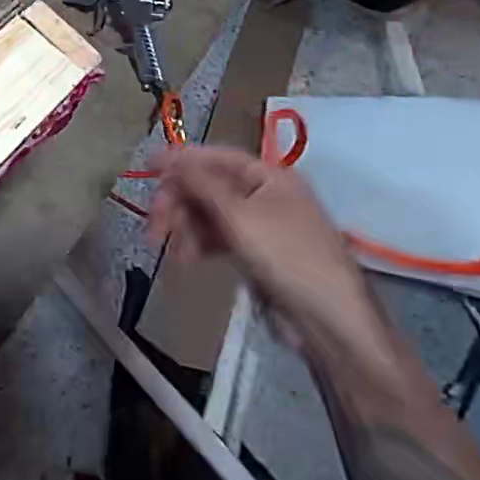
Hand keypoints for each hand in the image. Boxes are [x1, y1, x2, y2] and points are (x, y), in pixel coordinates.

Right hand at [147, 143, 374, 339]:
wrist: (332, 323)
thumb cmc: (288, 258)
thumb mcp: (239, 216)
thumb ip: (200, 183)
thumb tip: (169, 156)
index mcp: (269, 176)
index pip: (215, 157)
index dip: (180, 160)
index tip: (147, 167)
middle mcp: (264, 194)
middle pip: (207, 186)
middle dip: (178, 202)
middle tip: (154, 224)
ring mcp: (260, 223)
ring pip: (208, 213)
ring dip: (185, 226)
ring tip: (170, 248)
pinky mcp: (256, 251)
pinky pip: (217, 236)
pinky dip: (198, 243)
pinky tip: (184, 257)